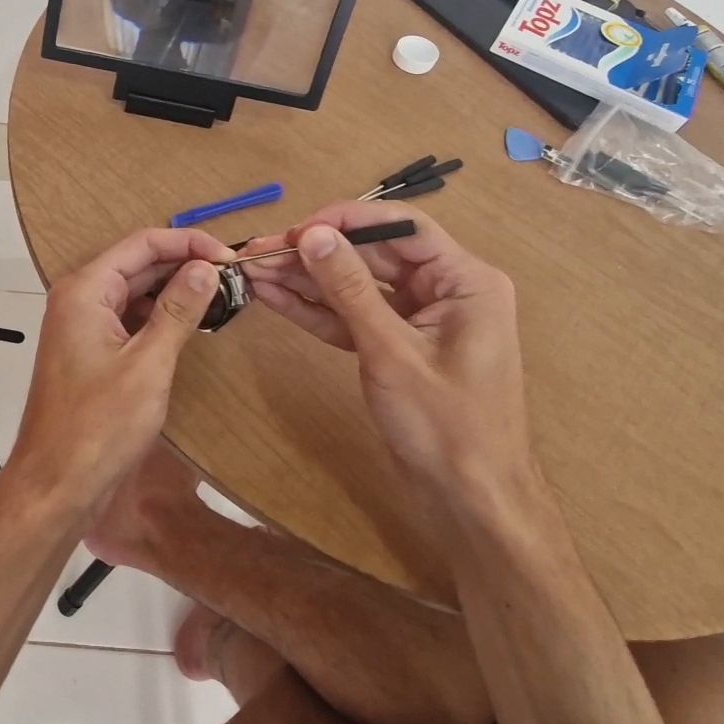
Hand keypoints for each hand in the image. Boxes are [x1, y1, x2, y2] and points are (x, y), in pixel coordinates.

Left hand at [12, 228, 232, 512]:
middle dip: (183, 264)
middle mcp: (78, 300)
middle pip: (137, 264)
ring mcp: (81, 326)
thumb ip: (178, 311)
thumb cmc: (98, 427)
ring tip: (219, 297)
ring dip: (173, 290)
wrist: (57, 484)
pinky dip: (159, 317)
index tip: (229, 256)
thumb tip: (206, 268)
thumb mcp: (148, 364)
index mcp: (84, 291)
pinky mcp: (90, 351)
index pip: (141, 244)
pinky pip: (128, 318)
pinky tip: (189, 325)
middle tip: (233, 276)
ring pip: (134, 291)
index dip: (187, 243)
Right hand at [239, 201, 533, 516]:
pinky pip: (351, 317)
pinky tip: (275, 297)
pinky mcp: (394, 346)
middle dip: (313, 253)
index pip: (400, 228)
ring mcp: (417, 320)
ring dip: (306, 280)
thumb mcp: (391, 352)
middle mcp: (443, 290)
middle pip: (371, 255)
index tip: (294, 229)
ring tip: (253, 271)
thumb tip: (312, 234)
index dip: (344, 220)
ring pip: (354, 286)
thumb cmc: (446, 426)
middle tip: (257, 252)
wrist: (470, 503)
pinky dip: (316, 310)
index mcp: (465, 280)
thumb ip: (349, 289)